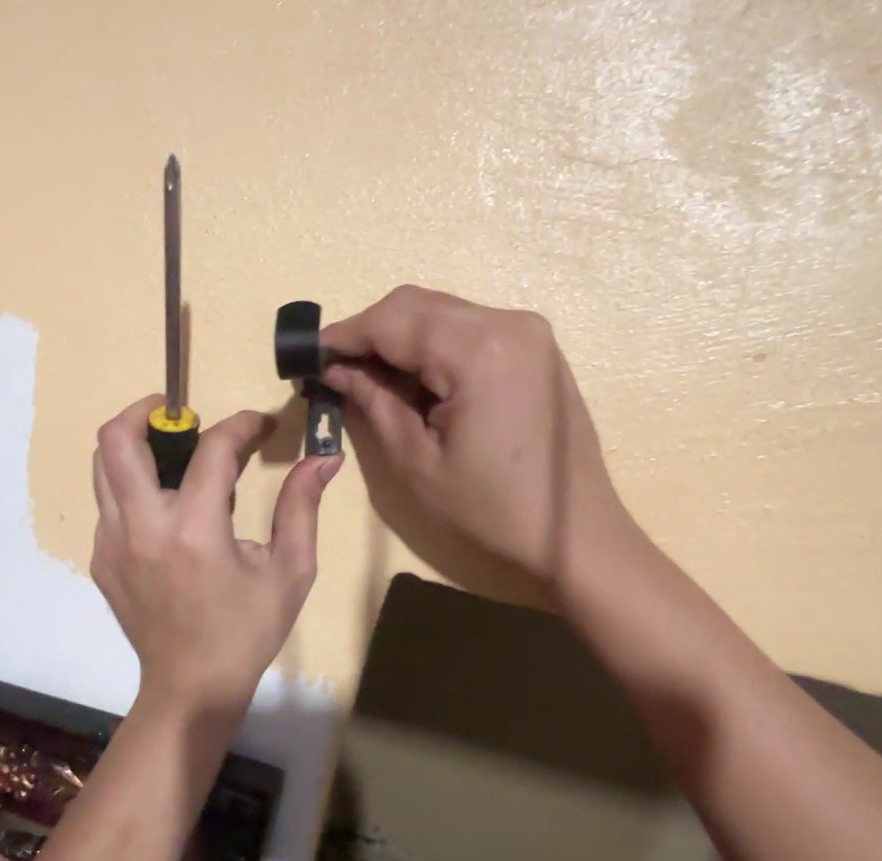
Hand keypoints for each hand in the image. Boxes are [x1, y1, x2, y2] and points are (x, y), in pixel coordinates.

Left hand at [91, 395, 340, 722]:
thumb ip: (301, 508)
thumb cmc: (247, 633)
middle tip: (179, 414)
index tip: (262, 425)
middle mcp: (141, 526)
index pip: (210, 448)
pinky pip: (107, 503)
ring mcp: (112, 543)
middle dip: (147, 410)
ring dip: (134, 445)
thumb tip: (323, 459)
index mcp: (194, 530)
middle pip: (118, 439)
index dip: (241, 424)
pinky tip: (165, 509)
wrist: (191, 688)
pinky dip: (132, 486)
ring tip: (171, 453)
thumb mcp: (289, 573)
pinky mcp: (101, 559)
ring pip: (102, 466)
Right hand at [319, 286, 630, 603]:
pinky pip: (468, 327)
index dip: (344, 336)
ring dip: (399, 338)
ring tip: (371, 379)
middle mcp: (508, 324)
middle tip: (336, 371)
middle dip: (369, 333)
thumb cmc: (491, 511)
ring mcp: (529, 332)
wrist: (574, 534)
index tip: (307, 357)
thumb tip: (336, 369)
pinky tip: (415, 380)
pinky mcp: (536, 348)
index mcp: (479, 352)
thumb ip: (375, 402)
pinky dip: (432, 344)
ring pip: (441, 312)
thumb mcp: (417, 462)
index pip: (392, 321)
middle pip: (416, 305)